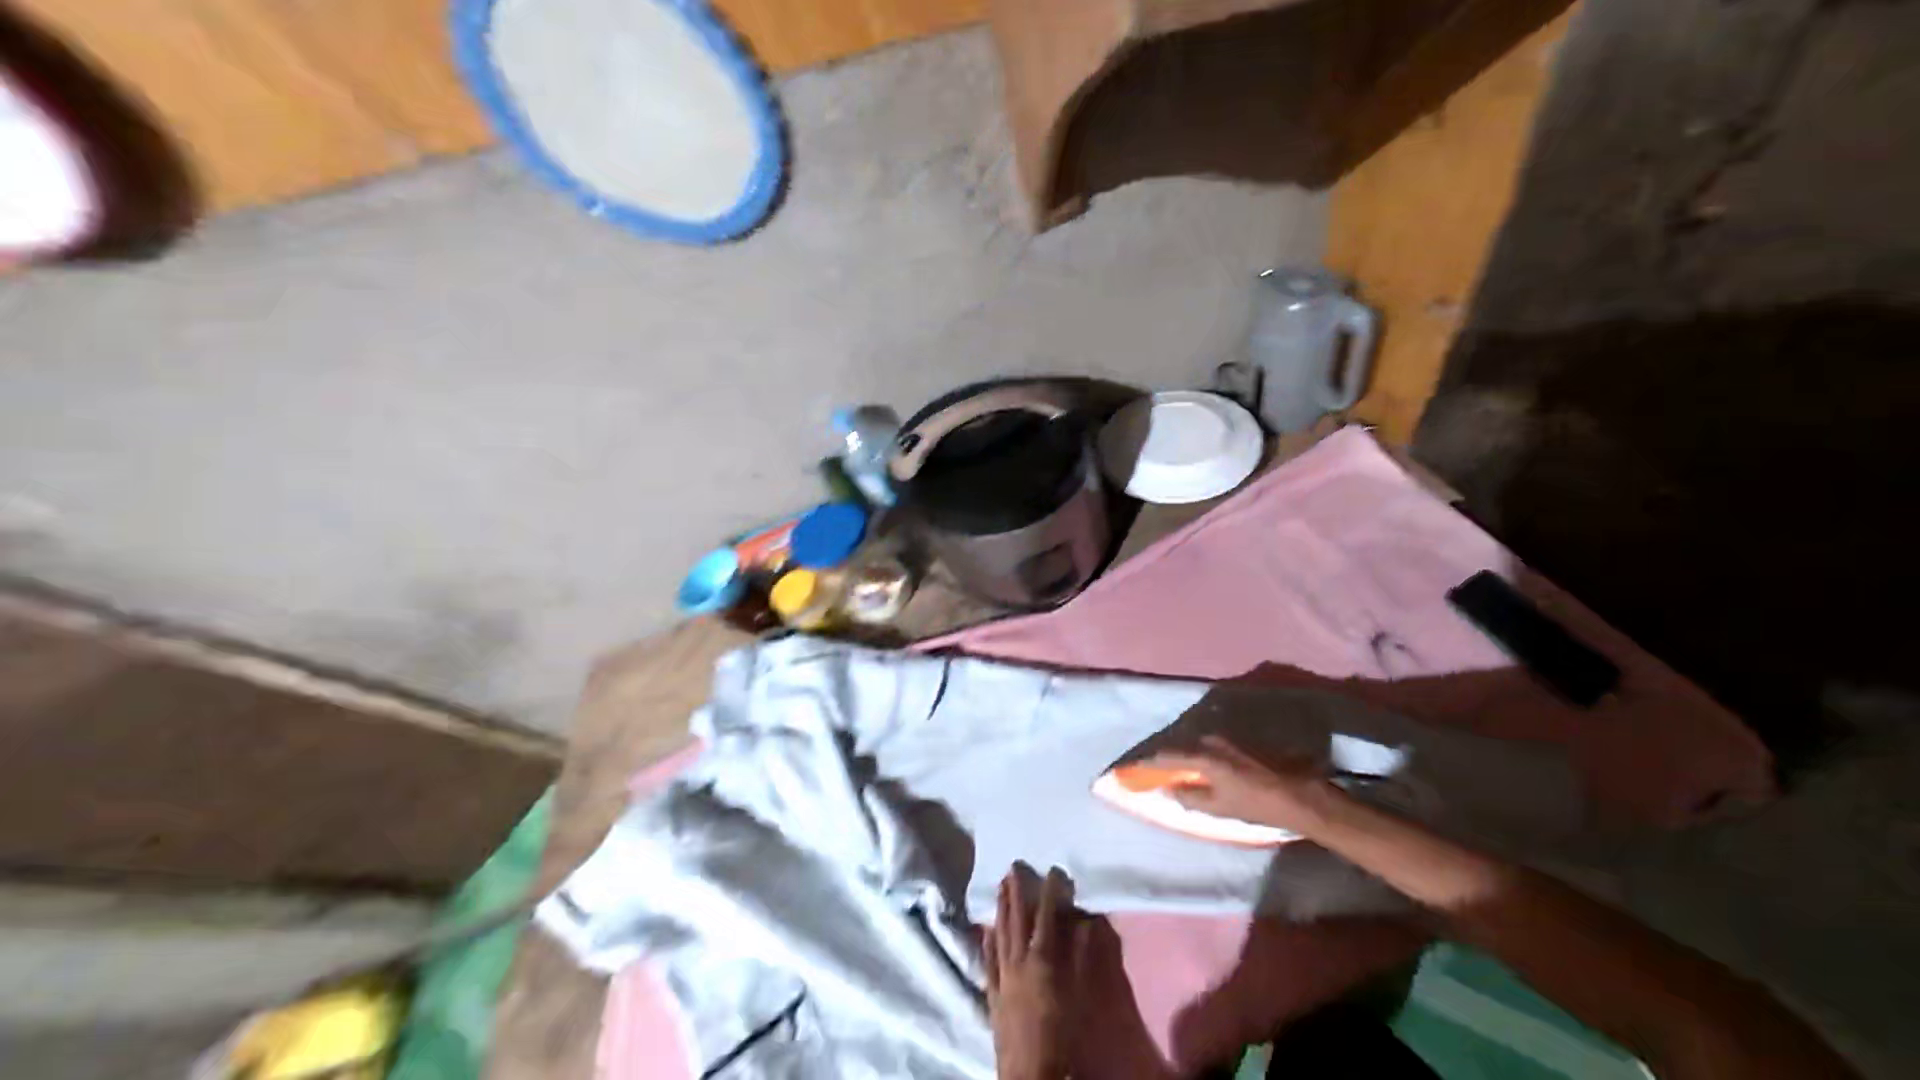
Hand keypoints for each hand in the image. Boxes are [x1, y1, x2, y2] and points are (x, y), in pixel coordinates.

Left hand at [985, 863, 1087, 1079]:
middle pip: (1016, 918)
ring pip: (999, 932)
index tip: (1053, 869)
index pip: (1046, 916)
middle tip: (1014, 865)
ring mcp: (1001, 975)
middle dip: (1016, 891)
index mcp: (1041, 959)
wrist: (1028, 1072)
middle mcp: (1017, 961)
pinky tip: (986, 928)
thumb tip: (1085, 922)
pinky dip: (987, 941)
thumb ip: (1079, 956)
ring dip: (1000, 907)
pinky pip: (987, 960)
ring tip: (999, 885)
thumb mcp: (1076, 995)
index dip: (1050, 892)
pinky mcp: (991, 992)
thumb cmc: (1059, 1035)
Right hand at [1139, 735, 1339, 835]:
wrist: (1301, 796)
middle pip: (1179, 747)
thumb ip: (1189, 797)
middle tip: (1152, 771)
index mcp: (1202, 755)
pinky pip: (1209, 748)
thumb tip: (1170, 789)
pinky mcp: (1240, 743)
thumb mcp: (1218, 807)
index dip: (1146, 764)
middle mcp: (1211, 740)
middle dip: (1164, 758)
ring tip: (1173, 771)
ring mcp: (1227, 739)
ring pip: (1195, 746)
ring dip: (1183, 757)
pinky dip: (1198, 756)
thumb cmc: (1257, 804)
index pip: (1165, 757)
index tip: (1130, 770)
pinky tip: (1199, 769)